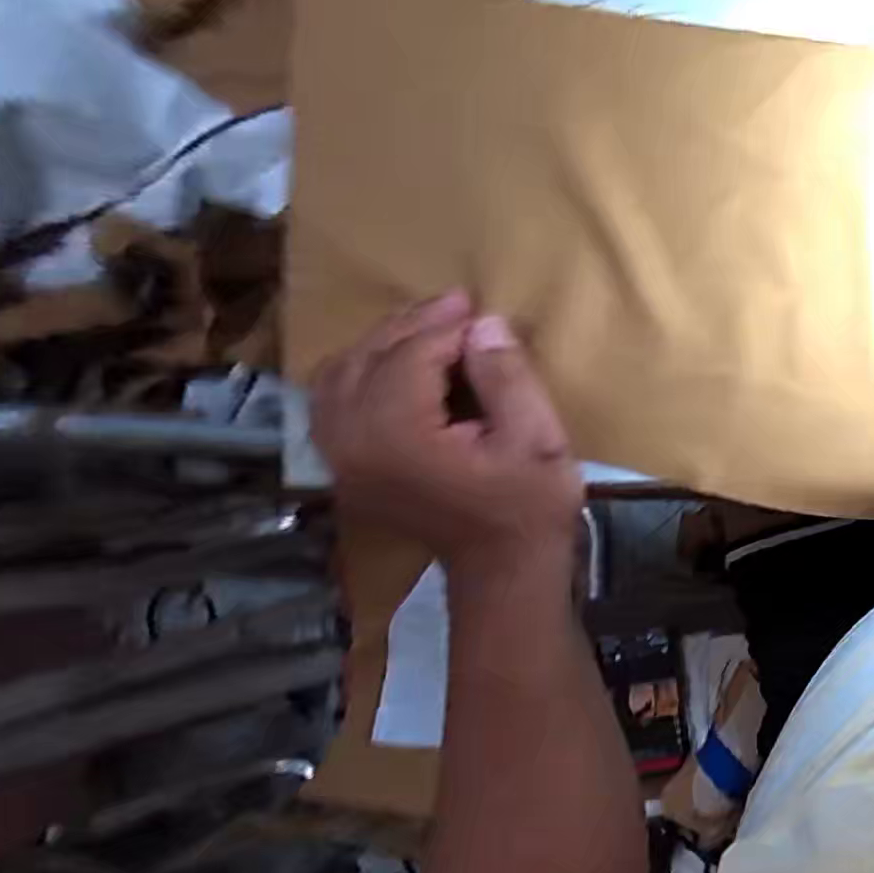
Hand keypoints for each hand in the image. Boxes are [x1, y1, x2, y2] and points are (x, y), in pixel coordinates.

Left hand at [311, 291, 581, 568]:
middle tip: (457, 306)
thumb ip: (509, 379)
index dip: (446, 327)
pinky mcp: (346, 467)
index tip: (481, 308)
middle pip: (367, 360)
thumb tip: (485, 325)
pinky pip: (335, 401)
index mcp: (398, 436)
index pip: (409, 358)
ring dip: (383, 345)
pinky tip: (399, 365)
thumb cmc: (531, 505)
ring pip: (341, 376)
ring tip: (431, 329)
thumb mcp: (538, 440)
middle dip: (412, 327)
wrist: (505, 565)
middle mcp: (352, 443)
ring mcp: (340, 459)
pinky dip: (364, 372)